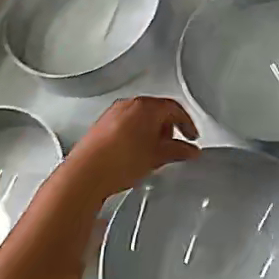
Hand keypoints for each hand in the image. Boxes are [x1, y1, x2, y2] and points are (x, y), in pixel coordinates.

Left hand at [54, 97, 199, 201]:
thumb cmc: (118, 161)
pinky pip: (125, 123)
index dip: (186, 123)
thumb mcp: (157, 157)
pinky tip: (136, 152)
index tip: (191, 135)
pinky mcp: (101, 124)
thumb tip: (188, 150)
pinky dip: (135, 133)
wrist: (86, 173)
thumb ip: (178, 150)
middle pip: (156, 109)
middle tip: (175, 142)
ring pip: (139, 116)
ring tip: (156, 150)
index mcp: (145, 106)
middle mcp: (127, 105)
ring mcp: (112, 113)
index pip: (174, 108)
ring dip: (151, 130)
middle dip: (168, 126)